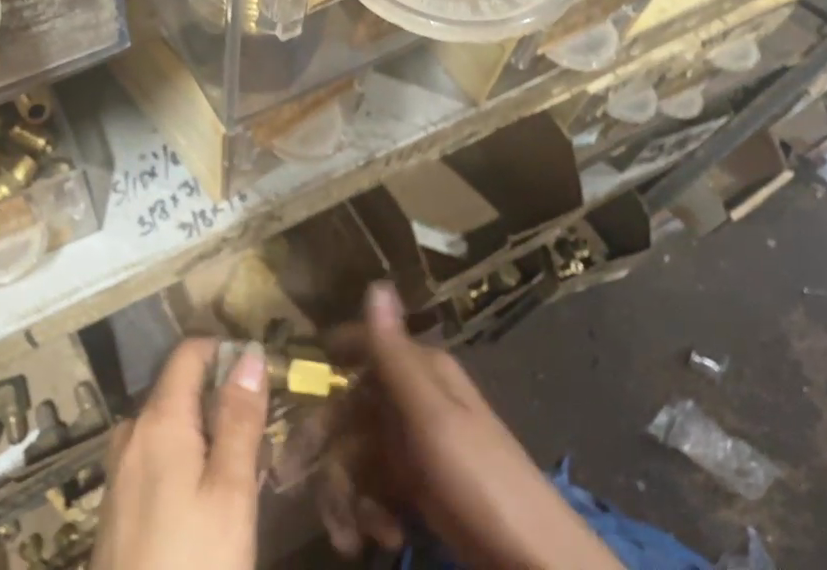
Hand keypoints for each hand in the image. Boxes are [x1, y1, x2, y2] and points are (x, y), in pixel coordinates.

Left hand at [91, 339, 270, 569]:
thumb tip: (248, 353)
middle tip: (263, 439)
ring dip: (205, 437)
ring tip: (242, 476)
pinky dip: (185, 463)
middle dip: (220, 402)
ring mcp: (118, 468)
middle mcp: (131, 433)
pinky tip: (207, 504)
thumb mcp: (230, 491)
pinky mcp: (116, 502)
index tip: (262, 370)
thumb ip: (239, 420)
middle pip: (178, 391)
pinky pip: (155, 459)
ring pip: (168, 428)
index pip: (187, 355)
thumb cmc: (194, 560)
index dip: (224, 351)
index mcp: (157, 421)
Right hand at [319, 283, 621, 569]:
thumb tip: (376, 284)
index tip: (293, 386)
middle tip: (293, 480)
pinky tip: (381, 537)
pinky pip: (373, 488)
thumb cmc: (481, 481)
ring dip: (343, 496)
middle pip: (347, 412)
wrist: (534, 561)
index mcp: (420, 374)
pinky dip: (368, 514)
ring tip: (348, 537)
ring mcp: (413, 447)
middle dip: (323, 452)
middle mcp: (413, 402)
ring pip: (354, 456)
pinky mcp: (416, 488)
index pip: (363, 347)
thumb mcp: (432, 416)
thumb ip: (395, 356)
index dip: (328, 361)